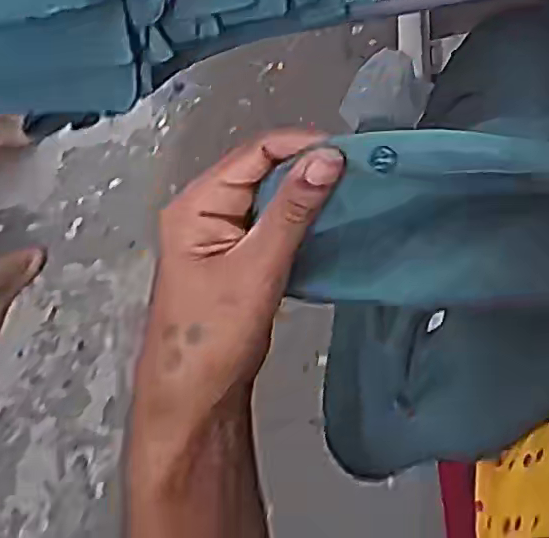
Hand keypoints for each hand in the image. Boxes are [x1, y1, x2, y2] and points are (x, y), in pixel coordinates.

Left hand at [129, 130, 344, 474]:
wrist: (194, 403)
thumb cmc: (211, 339)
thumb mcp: (258, 267)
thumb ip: (294, 208)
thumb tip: (329, 157)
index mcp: (197, 204)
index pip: (257, 151)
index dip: (302, 145)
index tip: (346, 152)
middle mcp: (207, 207)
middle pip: (266, 165)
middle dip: (310, 164)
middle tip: (354, 170)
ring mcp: (224, 228)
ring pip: (275, 189)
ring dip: (310, 187)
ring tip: (348, 189)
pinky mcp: (242, 248)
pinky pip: (279, 213)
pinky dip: (305, 210)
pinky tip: (330, 215)